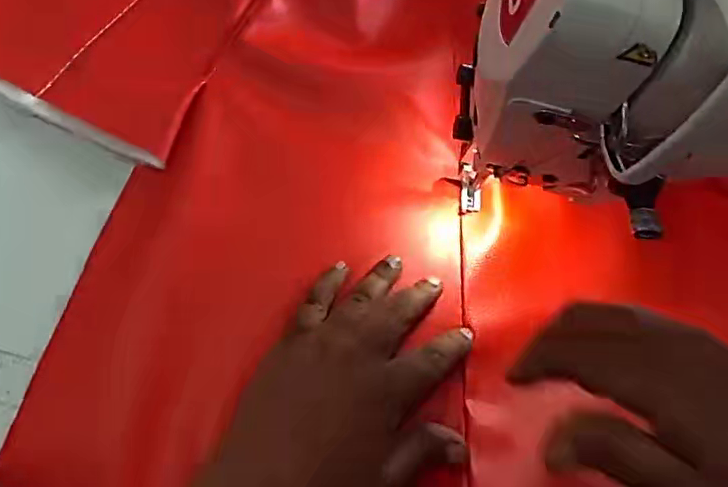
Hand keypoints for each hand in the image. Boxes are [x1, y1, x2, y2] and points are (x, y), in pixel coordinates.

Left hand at [192, 257, 474, 486]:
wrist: (262, 476)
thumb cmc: (327, 481)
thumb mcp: (381, 476)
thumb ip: (418, 450)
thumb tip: (458, 441)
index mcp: (384, 389)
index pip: (428, 362)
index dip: (449, 347)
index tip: (464, 331)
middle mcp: (357, 353)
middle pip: (394, 317)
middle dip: (416, 298)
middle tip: (432, 282)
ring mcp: (323, 339)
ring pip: (358, 299)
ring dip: (378, 278)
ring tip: (394, 262)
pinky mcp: (294, 337)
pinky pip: (314, 300)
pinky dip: (328, 280)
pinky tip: (338, 267)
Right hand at [509, 304, 727, 486]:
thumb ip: (616, 456)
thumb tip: (548, 440)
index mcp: (656, 373)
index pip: (575, 349)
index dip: (537, 358)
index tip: (511, 378)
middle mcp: (667, 340)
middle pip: (589, 319)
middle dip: (550, 335)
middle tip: (529, 366)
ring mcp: (694, 339)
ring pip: (613, 312)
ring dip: (578, 326)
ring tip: (560, 356)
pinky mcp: (715, 348)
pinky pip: (640, 319)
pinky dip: (608, 325)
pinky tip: (614, 354)